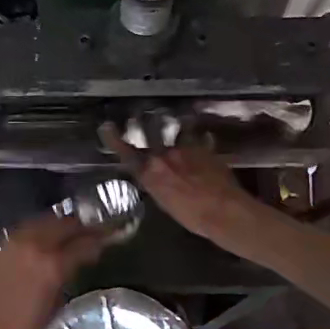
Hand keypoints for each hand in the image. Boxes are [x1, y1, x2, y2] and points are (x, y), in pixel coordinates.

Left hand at [0, 215, 108, 328]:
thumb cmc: (27, 328)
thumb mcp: (59, 305)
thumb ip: (72, 274)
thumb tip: (86, 257)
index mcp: (53, 265)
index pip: (84, 242)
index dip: (100, 239)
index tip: (109, 239)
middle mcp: (36, 246)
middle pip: (67, 224)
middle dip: (84, 227)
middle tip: (95, 232)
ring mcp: (18, 242)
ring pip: (48, 220)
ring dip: (64, 224)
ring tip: (74, 232)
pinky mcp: (5, 244)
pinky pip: (30, 226)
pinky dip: (44, 227)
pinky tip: (49, 236)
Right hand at [99, 122, 265, 244]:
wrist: (223, 210)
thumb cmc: (192, 216)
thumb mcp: (165, 203)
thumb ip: (157, 183)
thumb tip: (154, 175)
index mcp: (151, 172)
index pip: (126, 152)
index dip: (114, 139)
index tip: (106, 126)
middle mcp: (165, 155)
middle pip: (152, 129)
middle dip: (146, 120)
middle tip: (142, 112)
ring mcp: (187, 149)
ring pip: (178, 128)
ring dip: (177, 124)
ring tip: (178, 119)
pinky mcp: (207, 149)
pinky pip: (202, 138)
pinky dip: (201, 139)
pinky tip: (204, 138)